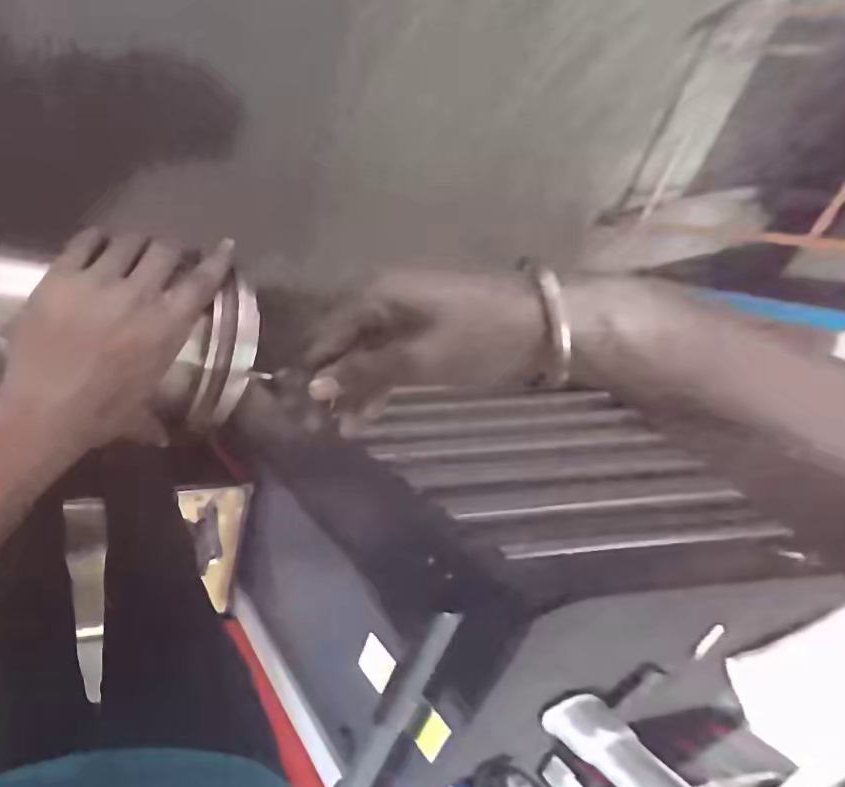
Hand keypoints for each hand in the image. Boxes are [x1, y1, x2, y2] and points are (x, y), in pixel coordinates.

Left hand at [0, 230, 234, 454]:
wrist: (43, 409)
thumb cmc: (96, 418)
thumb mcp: (138, 414)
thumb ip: (154, 416)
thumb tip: (163, 440)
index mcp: (165, 328)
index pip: (201, 282)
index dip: (217, 261)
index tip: (224, 248)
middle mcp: (139, 294)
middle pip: (166, 250)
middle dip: (172, 251)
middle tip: (168, 257)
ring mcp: (98, 280)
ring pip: (128, 240)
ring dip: (136, 244)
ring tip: (131, 251)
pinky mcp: (62, 274)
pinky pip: (86, 240)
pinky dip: (97, 240)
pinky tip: (97, 246)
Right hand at [300, 270, 549, 429]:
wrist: (546, 326)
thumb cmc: (477, 337)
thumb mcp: (416, 358)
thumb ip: (362, 372)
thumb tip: (313, 388)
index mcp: (374, 298)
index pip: (324, 338)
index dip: (309, 375)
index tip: (298, 411)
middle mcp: (380, 304)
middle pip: (339, 349)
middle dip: (327, 388)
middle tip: (317, 427)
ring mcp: (401, 320)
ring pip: (361, 360)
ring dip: (350, 394)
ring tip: (341, 431)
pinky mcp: (419, 337)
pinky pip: (384, 363)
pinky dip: (374, 389)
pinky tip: (364, 418)